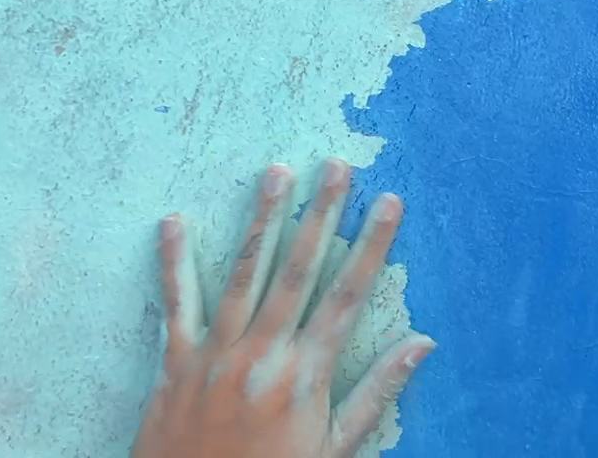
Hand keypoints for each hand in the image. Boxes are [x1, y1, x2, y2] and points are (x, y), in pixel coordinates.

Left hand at [132, 160, 434, 457]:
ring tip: (278, 174)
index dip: (373, 243)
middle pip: (299, 269)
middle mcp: (264, 353)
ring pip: (245, 274)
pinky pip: (176, 307)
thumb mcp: (334, 450)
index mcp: (306, 372)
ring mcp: (216, 356)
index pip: (350, 293)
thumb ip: (377, 392)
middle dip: (321, 213)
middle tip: (335, 166)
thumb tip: (424, 342)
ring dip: (264, 220)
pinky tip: (174, 223)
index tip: (389, 202)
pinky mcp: (175, 367)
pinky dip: (174, 263)